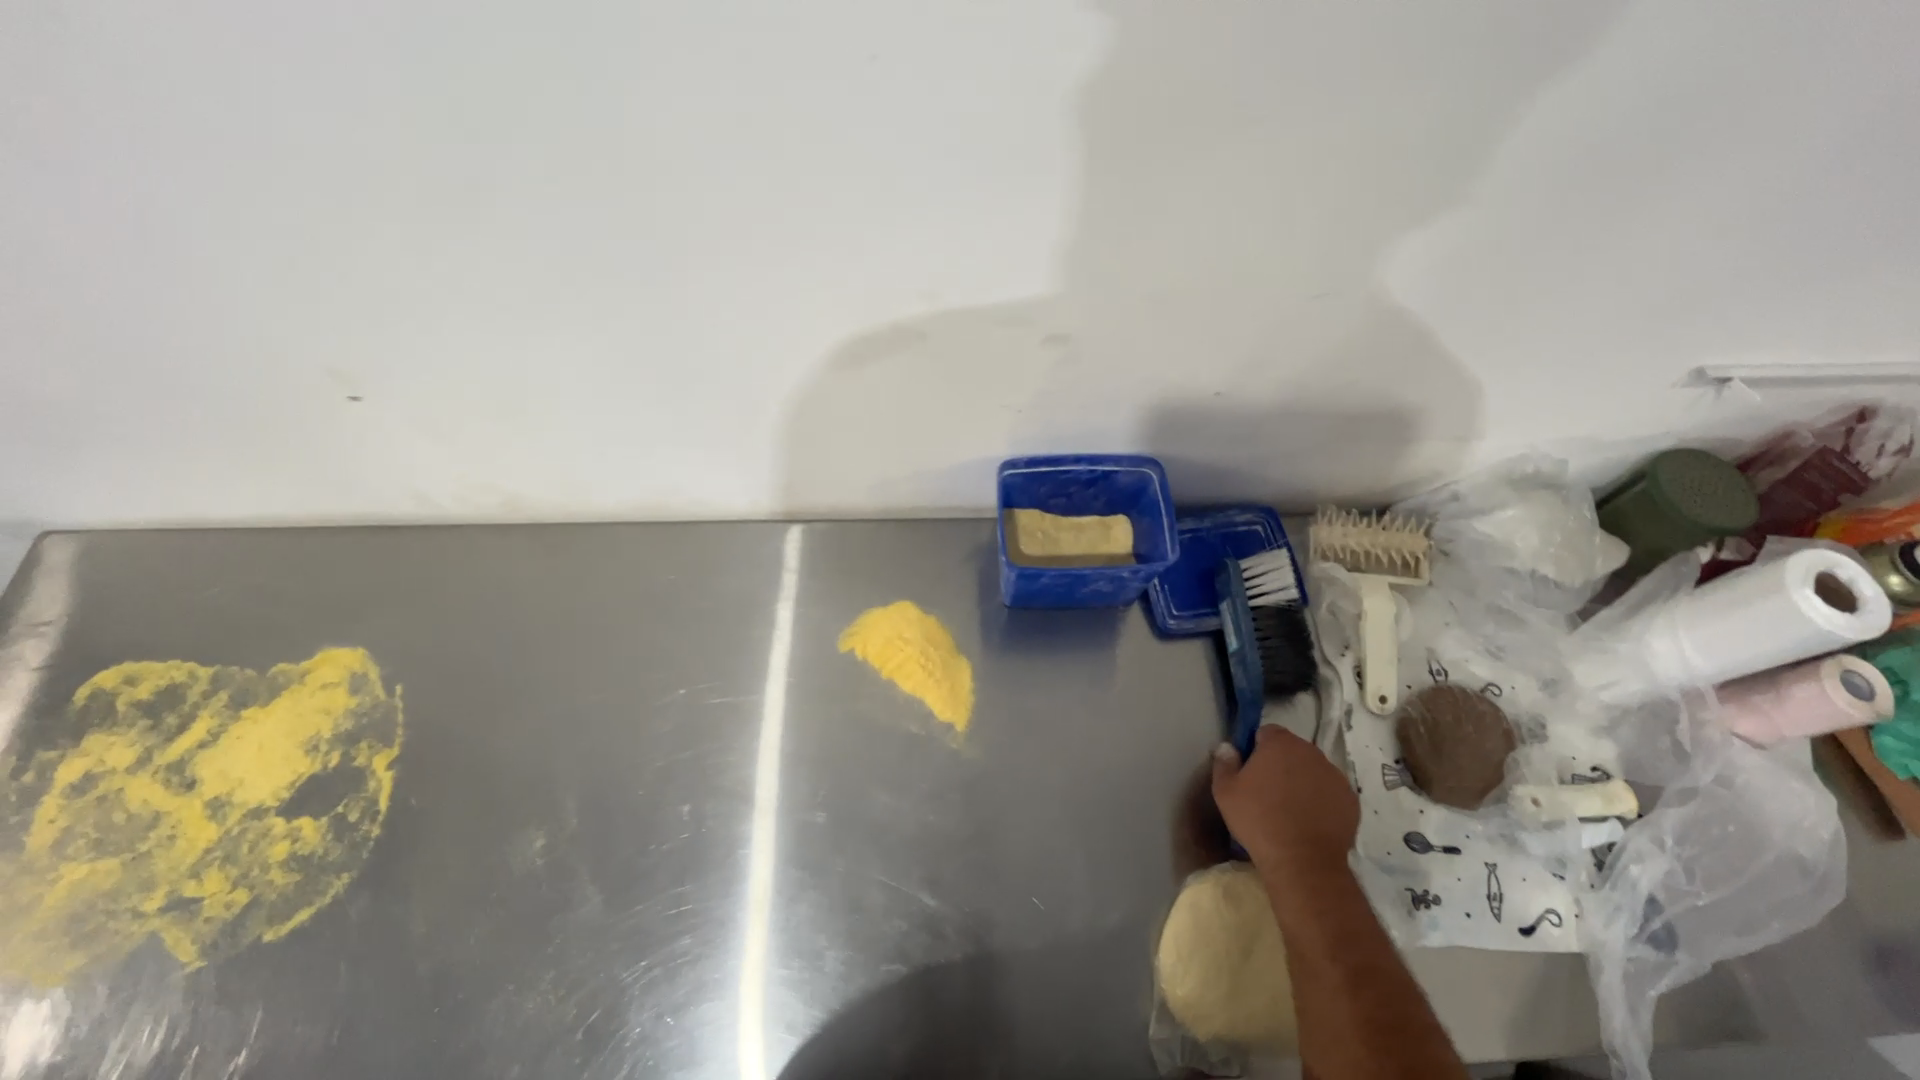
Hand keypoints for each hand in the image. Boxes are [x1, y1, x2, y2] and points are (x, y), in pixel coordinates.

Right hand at [1211, 726, 1359, 874]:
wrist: (1302, 860)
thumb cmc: (1258, 820)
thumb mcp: (1225, 792)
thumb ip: (1224, 763)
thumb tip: (1228, 747)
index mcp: (1280, 744)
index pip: (1267, 732)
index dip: (1257, 748)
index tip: (1250, 771)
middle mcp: (1311, 752)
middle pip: (1292, 750)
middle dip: (1281, 764)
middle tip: (1267, 791)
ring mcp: (1335, 775)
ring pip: (1313, 771)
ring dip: (1302, 781)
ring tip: (1290, 809)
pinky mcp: (1350, 800)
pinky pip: (1330, 792)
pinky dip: (1321, 800)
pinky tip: (1310, 821)